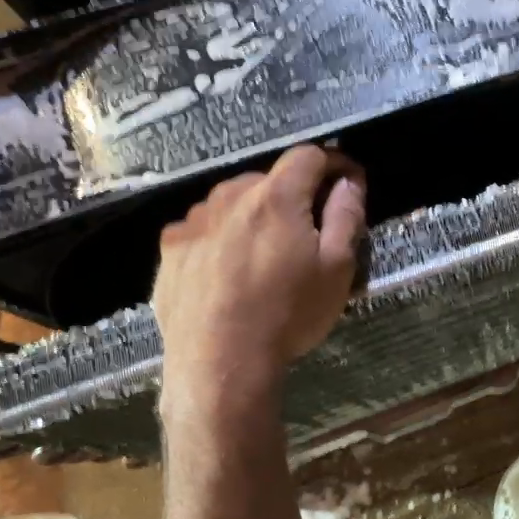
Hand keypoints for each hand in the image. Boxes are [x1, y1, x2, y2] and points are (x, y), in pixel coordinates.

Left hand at [152, 145, 366, 404]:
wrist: (220, 363)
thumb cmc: (288, 314)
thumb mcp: (337, 269)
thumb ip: (345, 217)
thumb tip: (348, 182)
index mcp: (276, 197)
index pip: (308, 155)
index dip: (334, 163)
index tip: (349, 183)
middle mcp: (229, 196)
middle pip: (269, 179)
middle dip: (293, 195)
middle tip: (309, 231)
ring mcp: (193, 221)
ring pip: (232, 201)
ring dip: (254, 214)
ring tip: (265, 254)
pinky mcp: (170, 248)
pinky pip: (203, 228)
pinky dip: (222, 236)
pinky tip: (229, 271)